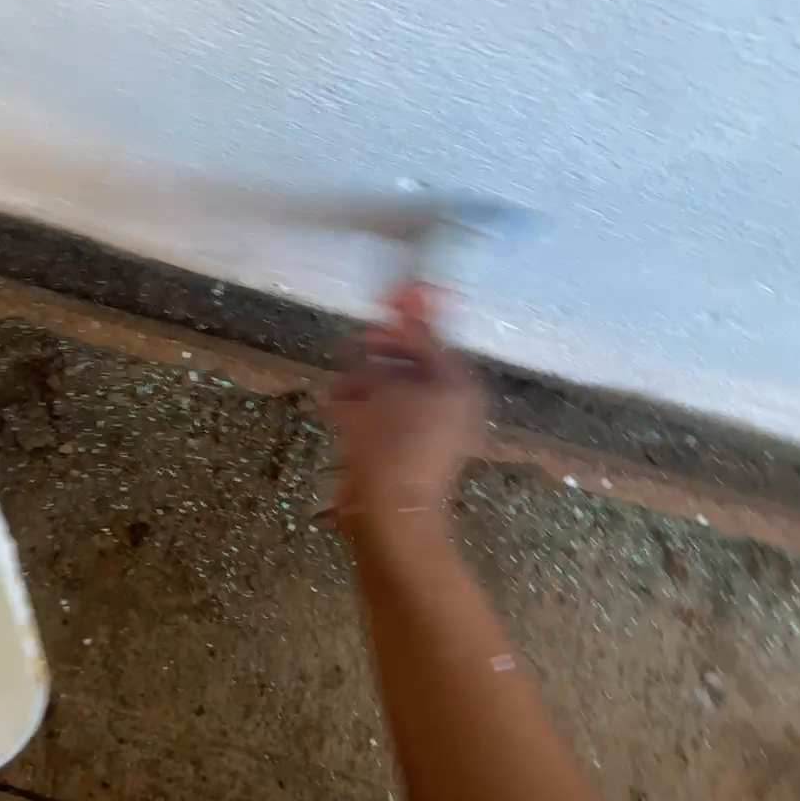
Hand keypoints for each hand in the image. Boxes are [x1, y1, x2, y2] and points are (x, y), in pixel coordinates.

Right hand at [326, 281, 487, 528]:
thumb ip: (396, 335)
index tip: (371, 314)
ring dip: (361, 382)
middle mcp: (451, 403)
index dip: (399, 323)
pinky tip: (340, 409)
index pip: (429, 337)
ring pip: (391, 385)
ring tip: (340, 392)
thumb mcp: (388, 382)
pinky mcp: (408, 444)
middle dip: (374, 359)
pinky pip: (386, 411)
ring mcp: (431, 426)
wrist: (386, 512)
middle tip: (350, 362)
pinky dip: (362, 405)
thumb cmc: (390, 444)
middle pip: (408, 361)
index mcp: (458, 385)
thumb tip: (412, 288)